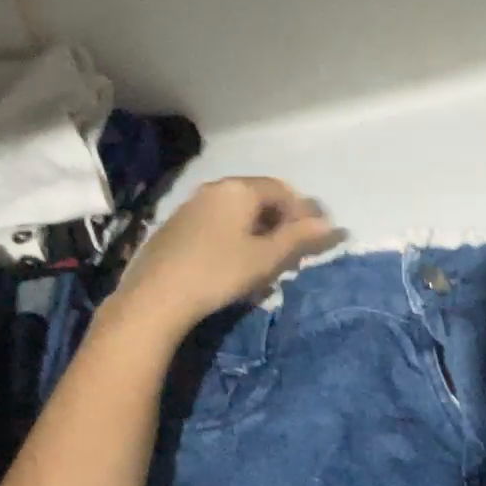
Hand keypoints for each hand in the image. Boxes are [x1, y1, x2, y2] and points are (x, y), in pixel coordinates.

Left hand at [104, 176, 337, 339]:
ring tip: (265, 266)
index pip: (282, 190)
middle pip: (259, 200)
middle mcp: (214, 189)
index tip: (314, 240)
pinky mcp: (175, 228)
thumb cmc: (219, 272)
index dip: (303, 213)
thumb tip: (331, 224)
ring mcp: (190, 206)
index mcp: (239, 189)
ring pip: (236, 215)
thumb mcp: (267, 258)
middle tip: (291, 255)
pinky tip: (234, 267)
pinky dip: (233, 240)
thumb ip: (300, 238)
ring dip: (257, 235)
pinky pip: (216, 225)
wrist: (155, 297)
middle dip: (280, 224)